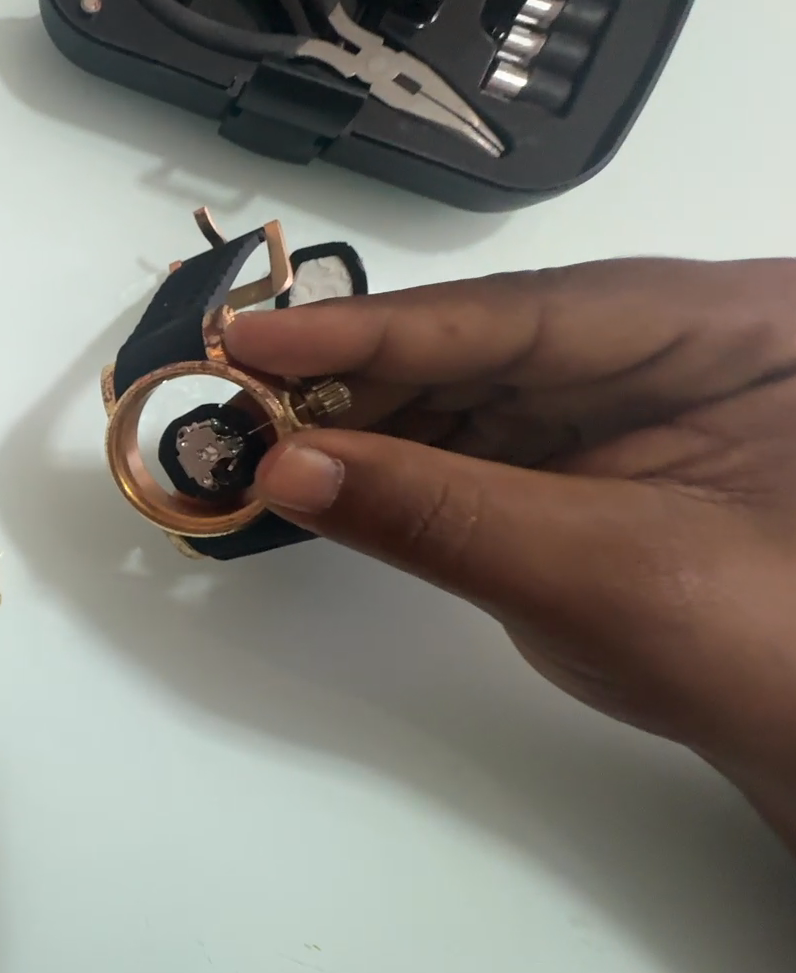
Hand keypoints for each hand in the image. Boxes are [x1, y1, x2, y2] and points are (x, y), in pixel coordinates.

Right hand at [224, 258, 795, 842]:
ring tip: (253, 439)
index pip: (523, 315)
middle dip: (345, 379)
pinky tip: (312, 471)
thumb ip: (432, 513)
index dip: (371, 329)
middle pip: (471, 346)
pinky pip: (451, 443)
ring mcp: (614, 405)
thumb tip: (281, 469)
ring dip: (347, 422)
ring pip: (449, 393)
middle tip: (231, 399)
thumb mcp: (600, 574)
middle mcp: (670, 348)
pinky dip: (373, 463)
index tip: (252, 339)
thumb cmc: (774, 657)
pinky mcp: (565, 458)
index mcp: (739, 331)